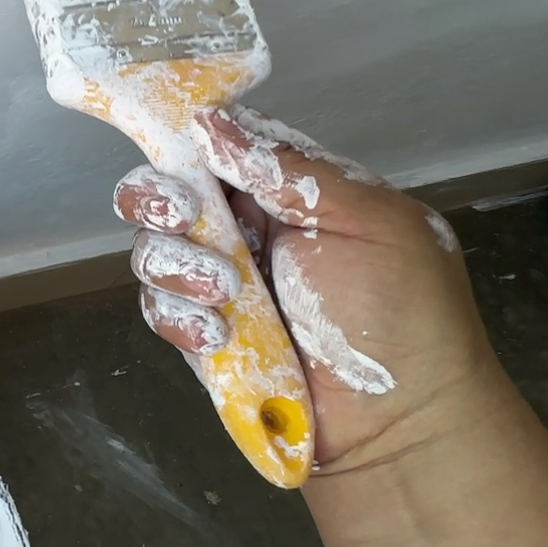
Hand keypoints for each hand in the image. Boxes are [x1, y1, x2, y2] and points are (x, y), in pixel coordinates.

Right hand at [114, 107, 505, 472]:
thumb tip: (210, 121)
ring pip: (148, 246)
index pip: (215, 145)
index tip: (165, 139)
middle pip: (159, 189)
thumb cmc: (398, 315)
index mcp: (283, 192)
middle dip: (156, 200)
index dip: (181, 136)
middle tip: (182, 218)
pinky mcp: (190, 323)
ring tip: (226, 296)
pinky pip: (153, 303)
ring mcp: (209, 277)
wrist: (395, 425)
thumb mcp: (370, 223)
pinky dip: (179, 317)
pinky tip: (219, 335)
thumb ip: (290, 171)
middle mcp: (238, 227)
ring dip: (177, 267)